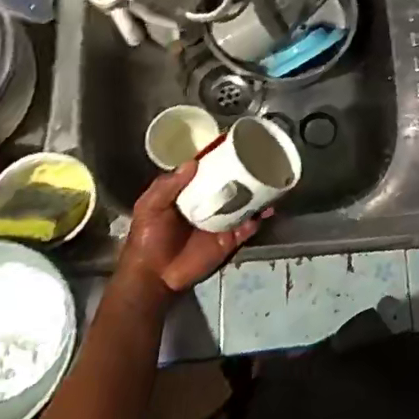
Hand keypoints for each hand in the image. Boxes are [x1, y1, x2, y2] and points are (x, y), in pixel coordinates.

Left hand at [115, 162, 262, 297]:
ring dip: (256, 197)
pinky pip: (246, 229)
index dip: (219, 160)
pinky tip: (262, 213)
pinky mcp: (228, 241)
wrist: (153, 274)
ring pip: (243, 206)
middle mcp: (207, 204)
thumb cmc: (148, 237)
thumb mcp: (150, 206)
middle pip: (230, 187)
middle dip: (245, 176)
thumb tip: (192, 163)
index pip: (207, 172)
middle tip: (259, 163)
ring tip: (270, 186)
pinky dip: (255, 221)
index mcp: (188, 193)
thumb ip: (168, 185)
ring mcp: (220, 223)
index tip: (234, 145)